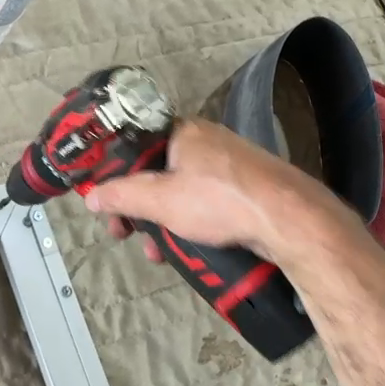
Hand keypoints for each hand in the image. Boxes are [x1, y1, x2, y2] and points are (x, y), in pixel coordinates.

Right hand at [84, 118, 363, 268]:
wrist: (292, 221)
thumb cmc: (221, 201)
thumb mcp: (159, 202)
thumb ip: (121, 197)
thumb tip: (91, 196)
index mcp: (183, 132)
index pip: (136, 147)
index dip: (115, 175)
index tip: (107, 202)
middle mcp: (208, 143)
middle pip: (157, 175)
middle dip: (138, 209)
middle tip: (125, 233)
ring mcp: (231, 167)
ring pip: (182, 194)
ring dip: (163, 224)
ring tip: (159, 252)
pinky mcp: (249, 191)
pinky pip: (207, 206)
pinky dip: (191, 226)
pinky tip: (189, 249)